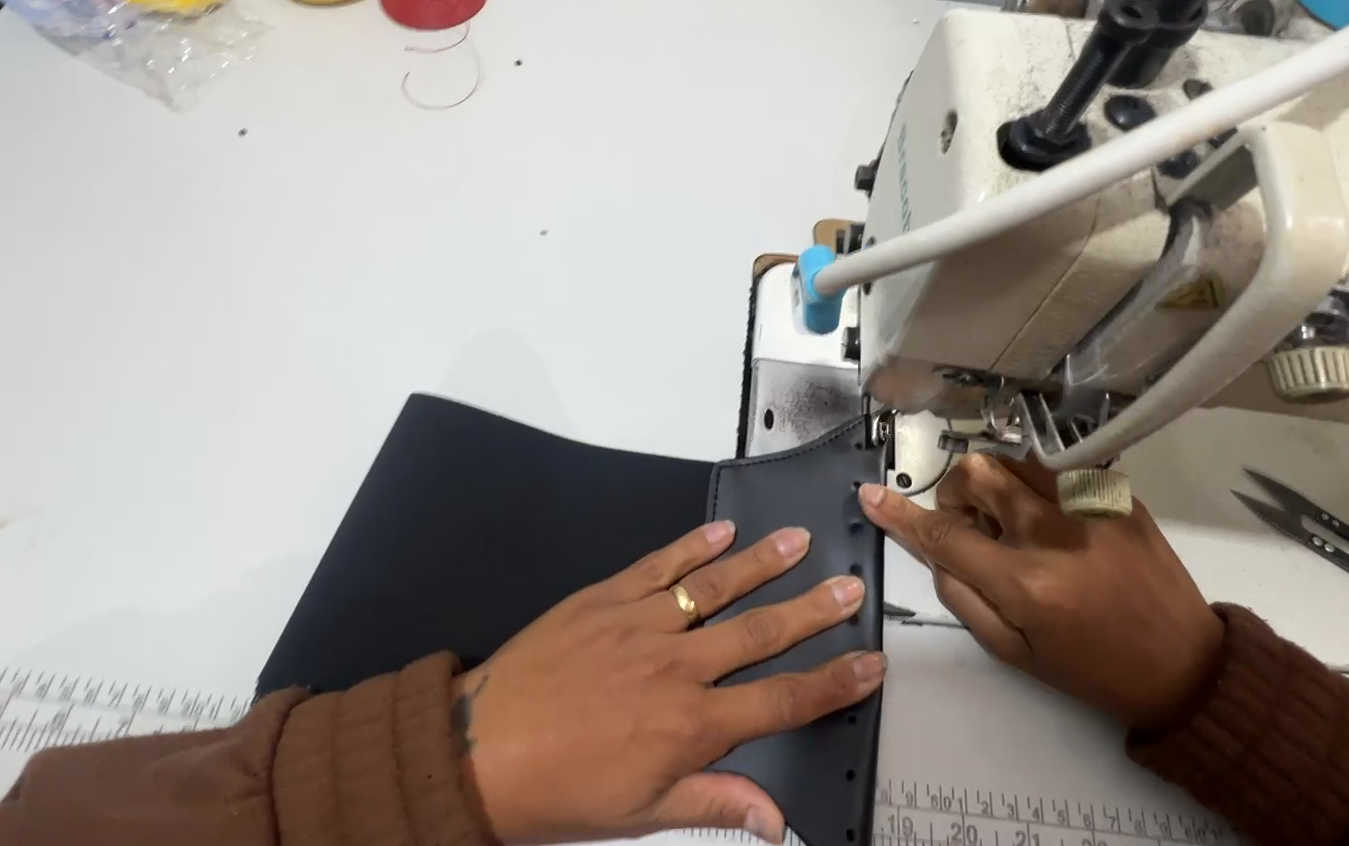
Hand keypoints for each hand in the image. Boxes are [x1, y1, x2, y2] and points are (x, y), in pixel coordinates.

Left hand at [454, 521, 885, 844]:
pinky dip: (693, 547)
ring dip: (762, 563)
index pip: (781, 701)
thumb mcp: (641, 814)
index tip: (869, 662)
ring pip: (717, 588)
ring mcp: (642, 623)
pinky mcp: (607, 597)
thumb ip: (715, 802)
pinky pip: (660, 566)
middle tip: (849, 586)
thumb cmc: (559, 789)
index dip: (832, 683)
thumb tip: (776, 820)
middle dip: (812, 610)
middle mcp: (676, 666)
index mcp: (690, 724)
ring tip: (798, 541)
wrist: (479, 750)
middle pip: (761, 633)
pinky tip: (721, 532)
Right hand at [861, 454, 1221, 729]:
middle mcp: (1055, 533)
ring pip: (1012, 459)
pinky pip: (1054, 467)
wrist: (1187, 665)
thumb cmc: (1092, 667)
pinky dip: (1035, 485)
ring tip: (1016, 521)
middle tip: (974, 526)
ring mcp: (1090, 506)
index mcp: (1027, 583)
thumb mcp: (1014, 651)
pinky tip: (1052, 519)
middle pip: (976, 473)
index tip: (871, 495)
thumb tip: (934, 549)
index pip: (944, 535)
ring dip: (996, 484)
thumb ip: (962, 597)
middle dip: (957, 493)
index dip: (901, 515)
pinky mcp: (1116, 494)